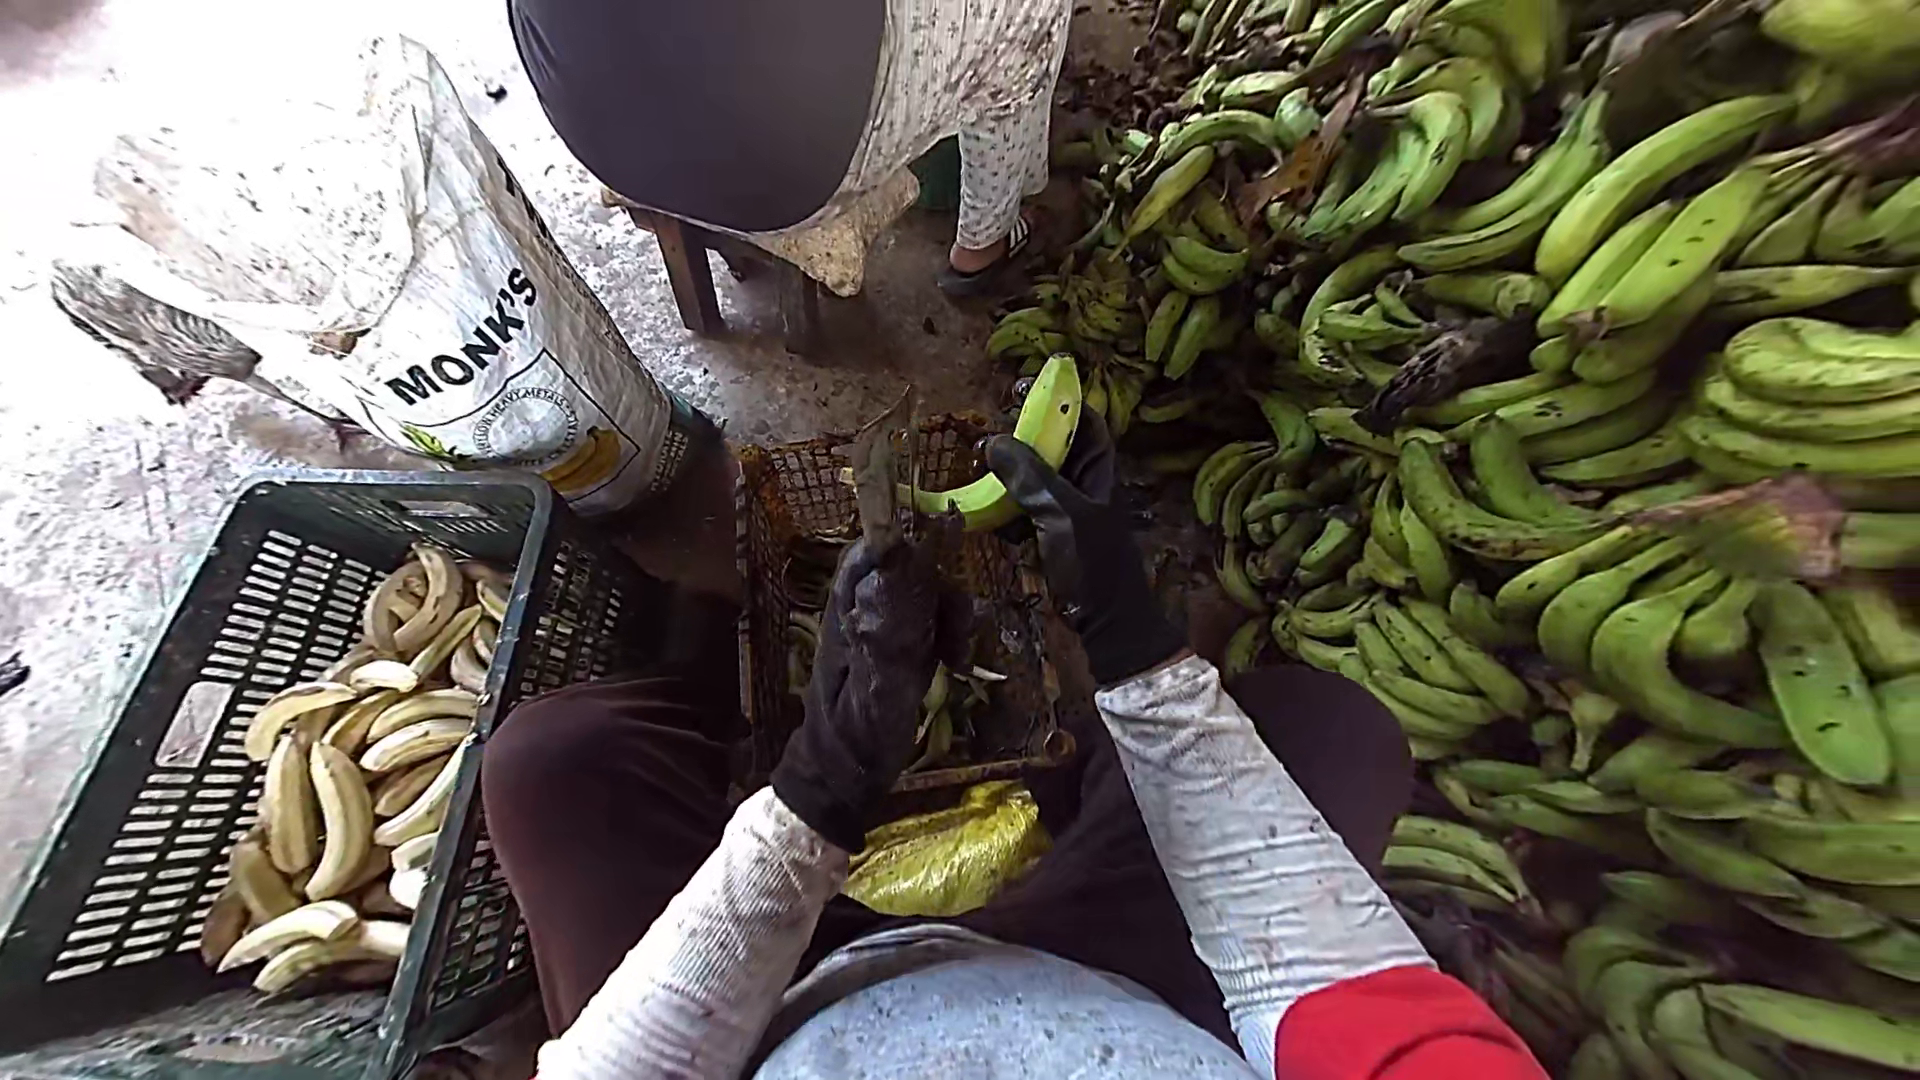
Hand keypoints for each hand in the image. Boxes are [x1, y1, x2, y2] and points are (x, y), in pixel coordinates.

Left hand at [771, 525, 968, 851]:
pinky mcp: (899, 638)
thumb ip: (895, 620)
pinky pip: (934, 617)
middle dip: (945, 596)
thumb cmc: (856, 731)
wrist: (846, 771)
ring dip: (953, 619)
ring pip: (930, 591)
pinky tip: (955, 664)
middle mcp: (864, 601)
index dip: (920, 550)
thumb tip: (907, 557)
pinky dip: (951, 635)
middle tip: (957, 640)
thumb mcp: (881, 680)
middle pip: (915, 566)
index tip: (952, 572)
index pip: (882, 546)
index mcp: (849, 601)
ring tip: (958, 659)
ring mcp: (883, 619)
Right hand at [987, 413, 1186, 686]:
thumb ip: (1031, 478)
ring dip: (1007, 478)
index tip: (1021, 390)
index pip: (1083, 420)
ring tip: (979, 475)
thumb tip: (993, 443)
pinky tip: (991, 520)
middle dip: (1020, 441)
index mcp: (1097, 470)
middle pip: (1050, 447)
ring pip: (1032, 480)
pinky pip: (1022, 512)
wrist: (1104, 621)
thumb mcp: (1063, 514)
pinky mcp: (1049, 535)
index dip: (1057, 402)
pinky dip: (1006, 513)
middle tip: (988, 438)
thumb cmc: (1093, 562)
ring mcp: (1064, 511)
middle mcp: (1082, 483)